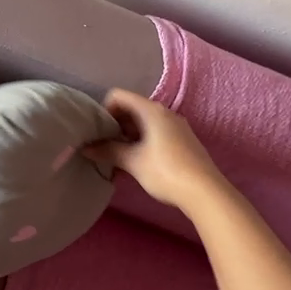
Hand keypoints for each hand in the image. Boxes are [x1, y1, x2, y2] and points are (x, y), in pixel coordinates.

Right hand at [89, 89, 230, 212]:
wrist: (206, 193)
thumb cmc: (165, 171)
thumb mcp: (132, 161)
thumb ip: (107, 151)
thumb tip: (84, 148)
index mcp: (151, 110)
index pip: (118, 96)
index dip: (104, 111)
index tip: (99, 132)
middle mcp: (165, 112)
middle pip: (131, 108)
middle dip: (115, 125)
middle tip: (105, 146)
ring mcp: (177, 126)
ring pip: (144, 122)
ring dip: (128, 136)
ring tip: (119, 157)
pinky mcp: (184, 141)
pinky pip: (156, 132)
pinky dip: (142, 142)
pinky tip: (139, 163)